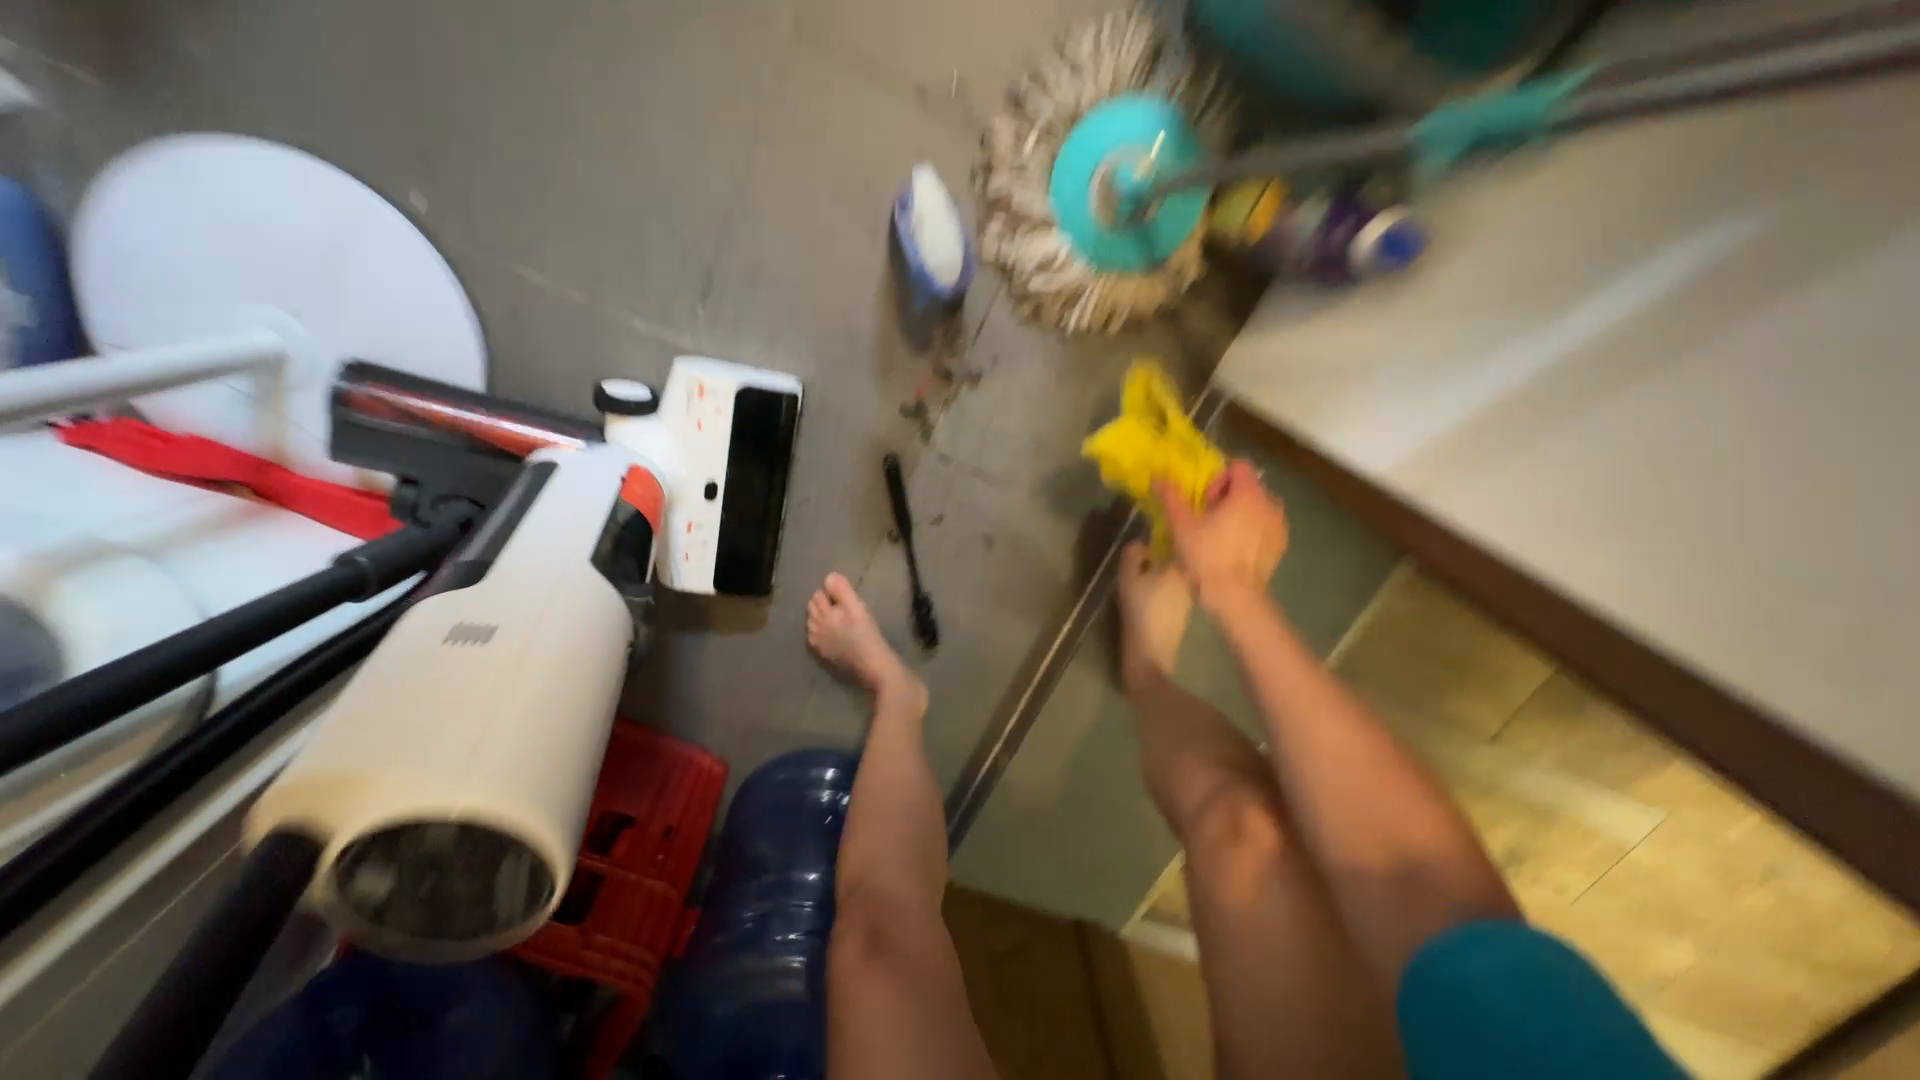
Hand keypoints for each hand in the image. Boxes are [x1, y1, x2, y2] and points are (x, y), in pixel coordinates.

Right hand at [1157, 459, 1286, 611]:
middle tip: (1208, 520)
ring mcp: (1279, 525)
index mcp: (1248, 493)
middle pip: (1248, 486)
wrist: (1235, 597)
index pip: (1238, 466)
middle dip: (1228, 497)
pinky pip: (1266, 527)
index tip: (1204, 502)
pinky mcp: (1281, 545)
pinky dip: (1253, 531)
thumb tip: (1158, 476)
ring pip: (1258, 507)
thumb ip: (1171, 496)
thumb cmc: (1207, 557)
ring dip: (1241, 514)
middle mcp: (1270, 503)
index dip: (1218, 479)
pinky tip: (1235, 550)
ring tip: (1222, 536)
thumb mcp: (1182, 526)